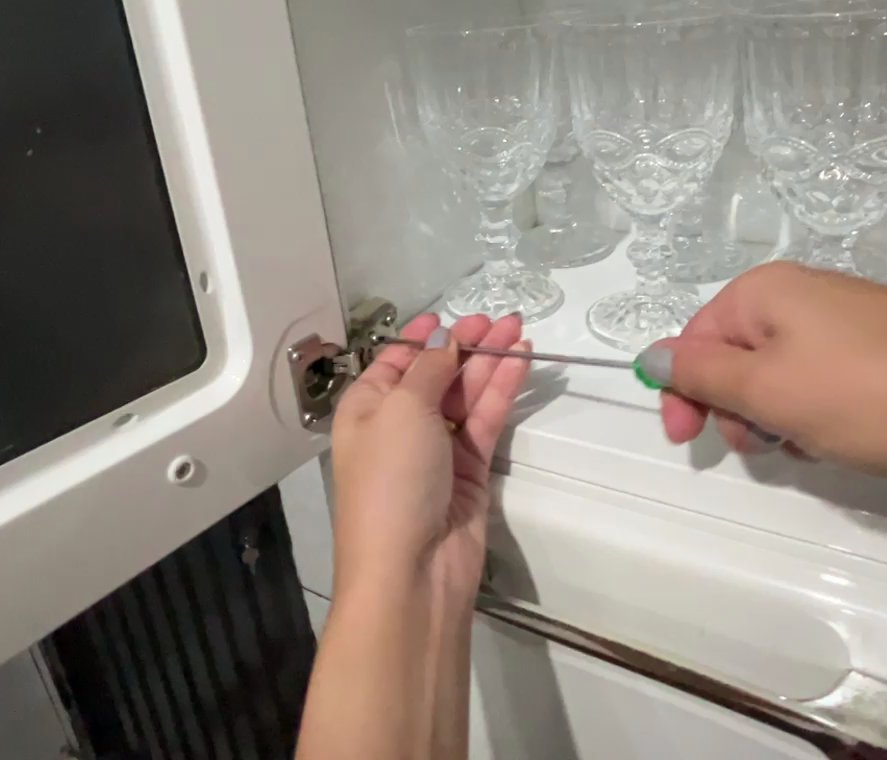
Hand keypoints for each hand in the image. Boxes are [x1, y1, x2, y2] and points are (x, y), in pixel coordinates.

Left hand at [329, 311, 528, 606]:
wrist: (412, 570)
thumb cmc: (391, 479)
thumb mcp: (402, 409)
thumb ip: (430, 367)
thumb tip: (444, 336)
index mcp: (367, 408)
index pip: (395, 361)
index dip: (422, 337)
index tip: (450, 316)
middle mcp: (399, 424)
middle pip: (436, 372)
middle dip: (466, 344)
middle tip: (499, 320)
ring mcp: (436, 447)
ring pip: (465, 393)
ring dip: (490, 361)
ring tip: (518, 329)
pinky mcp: (469, 469)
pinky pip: (485, 418)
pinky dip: (501, 389)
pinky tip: (520, 361)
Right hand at [642, 262, 886, 482]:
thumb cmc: (874, 395)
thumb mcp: (769, 389)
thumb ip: (700, 375)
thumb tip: (648, 356)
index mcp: (764, 292)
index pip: (694, 339)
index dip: (683, 391)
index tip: (689, 443)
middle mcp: (801, 297)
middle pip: (734, 356)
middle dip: (735, 407)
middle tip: (766, 445)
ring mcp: (847, 325)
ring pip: (779, 377)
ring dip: (778, 417)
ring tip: (812, 444)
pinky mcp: (884, 355)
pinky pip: (824, 384)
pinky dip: (819, 416)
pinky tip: (845, 440)